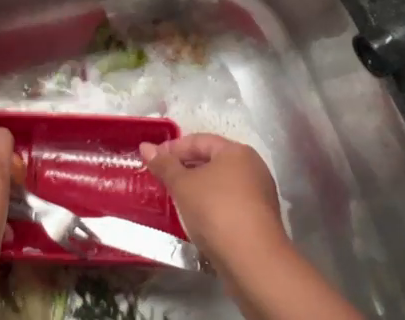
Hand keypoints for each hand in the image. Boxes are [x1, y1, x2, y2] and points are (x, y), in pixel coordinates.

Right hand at [144, 135, 363, 319]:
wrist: (254, 263)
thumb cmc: (216, 211)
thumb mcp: (183, 185)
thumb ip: (164, 165)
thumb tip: (145, 147)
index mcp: (237, 152)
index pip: (199, 140)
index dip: (172, 148)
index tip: (152, 159)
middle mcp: (252, 169)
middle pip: (211, 161)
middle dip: (184, 168)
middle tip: (161, 178)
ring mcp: (259, 196)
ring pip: (220, 185)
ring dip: (197, 189)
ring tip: (175, 199)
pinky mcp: (259, 222)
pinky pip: (228, 205)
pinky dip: (210, 206)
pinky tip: (195, 219)